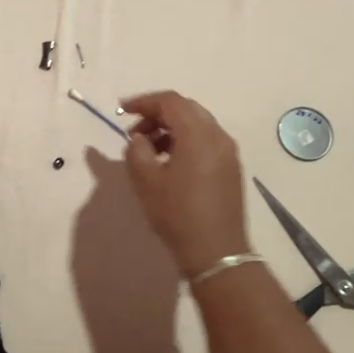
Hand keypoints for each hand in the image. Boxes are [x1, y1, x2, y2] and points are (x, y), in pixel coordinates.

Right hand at [121, 92, 251, 277]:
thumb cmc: (177, 214)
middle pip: (186, 109)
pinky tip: (170, 164)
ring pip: (198, 125)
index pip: (170, 101)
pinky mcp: (231, 168)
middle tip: (135, 133)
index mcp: (198, 134)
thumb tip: (138, 138)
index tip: (122, 111)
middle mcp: (218, 136)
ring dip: (171, 129)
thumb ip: (135, 150)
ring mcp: (228, 152)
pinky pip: (206, 141)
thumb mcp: (146, 181)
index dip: (144, 101)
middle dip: (158, 115)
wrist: (216, 250)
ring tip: (149, 151)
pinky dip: (185, 142)